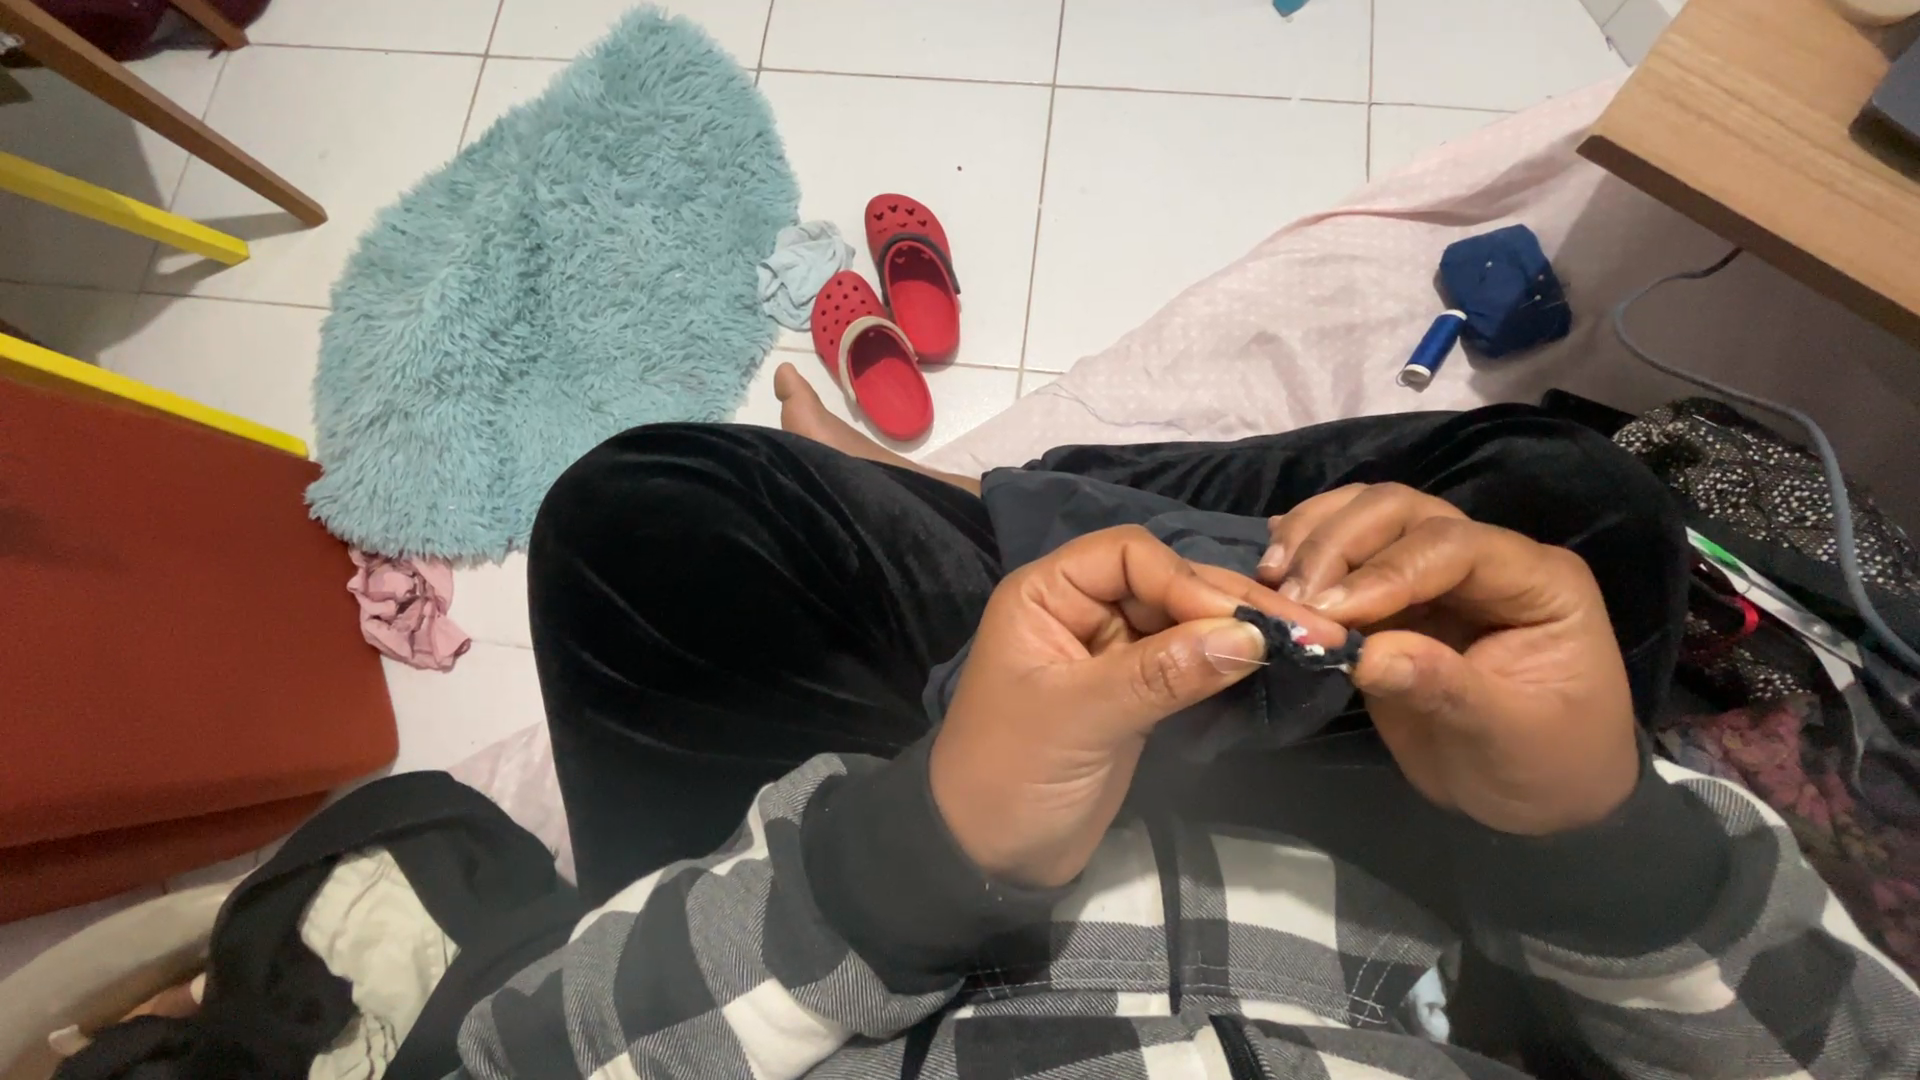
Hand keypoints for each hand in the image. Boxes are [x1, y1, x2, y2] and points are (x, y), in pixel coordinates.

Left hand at [929, 525, 1344, 886]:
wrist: (990, 851)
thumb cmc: (1012, 773)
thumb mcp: (1079, 718)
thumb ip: (1160, 674)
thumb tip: (1250, 637)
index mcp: (1045, 594)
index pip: (1128, 555)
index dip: (1186, 581)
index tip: (1243, 626)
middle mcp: (1078, 609)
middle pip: (1163, 581)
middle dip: (1230, 603)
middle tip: (1310, 627)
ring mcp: (1109, 650)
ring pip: (1182, 620)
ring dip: (1238, 630)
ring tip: (1310, 642)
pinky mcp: (1133, 691)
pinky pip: (1185, 660)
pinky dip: (1225, 662)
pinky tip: (1269, 665)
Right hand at [1259, 483, 1638, 835]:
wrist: (1526, 788)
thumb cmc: (1538, 764)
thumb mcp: (1505, 738)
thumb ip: (1443, 688)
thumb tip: (1366, 655)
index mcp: (1536, 581)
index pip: (1451, 545)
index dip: (1384, 572)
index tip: (1327, 615)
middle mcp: (1481, 556)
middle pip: (1398, 510)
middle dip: (1335, 546)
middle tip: (1292, 601)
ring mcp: (1429, 565)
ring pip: (1362, 512)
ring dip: (1309, 538)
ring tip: (1272, 584)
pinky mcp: (1384, 586)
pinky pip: (1339, 540)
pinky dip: (1300, 544)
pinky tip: (1271, 572)